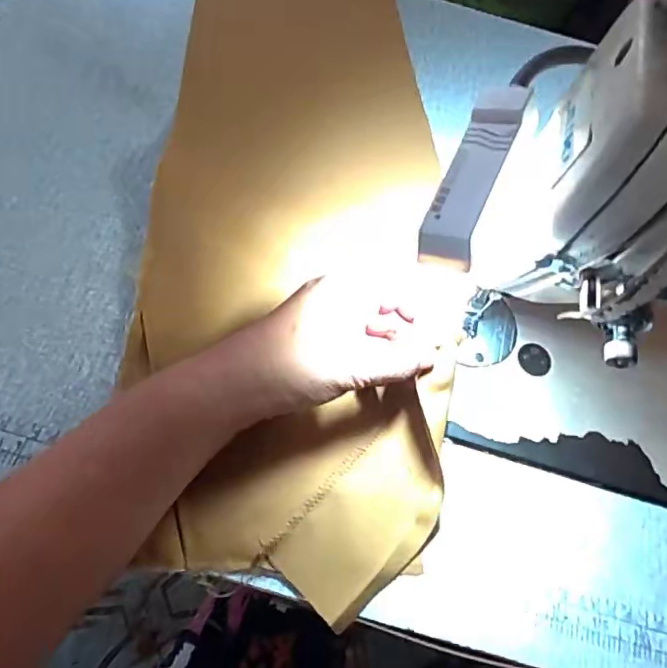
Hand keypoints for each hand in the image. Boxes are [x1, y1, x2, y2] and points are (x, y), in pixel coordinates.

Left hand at [185, 272, 462, 425]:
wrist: (236, 383)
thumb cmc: (296, 365)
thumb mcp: (354, 365)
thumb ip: (396, 362)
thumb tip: (429, 358)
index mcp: (346, 287)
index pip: (396, 285)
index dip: (417, 310)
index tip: (429, 339)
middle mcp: (333, 294)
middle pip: (381, 306)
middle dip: (403, 334)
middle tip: (416, 363)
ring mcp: (318, 315)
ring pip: (364, 326)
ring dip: (384, 348)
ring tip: (395, 375)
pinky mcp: (308, 338)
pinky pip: (347, 339)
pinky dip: (363, 356)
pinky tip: (368, 379)